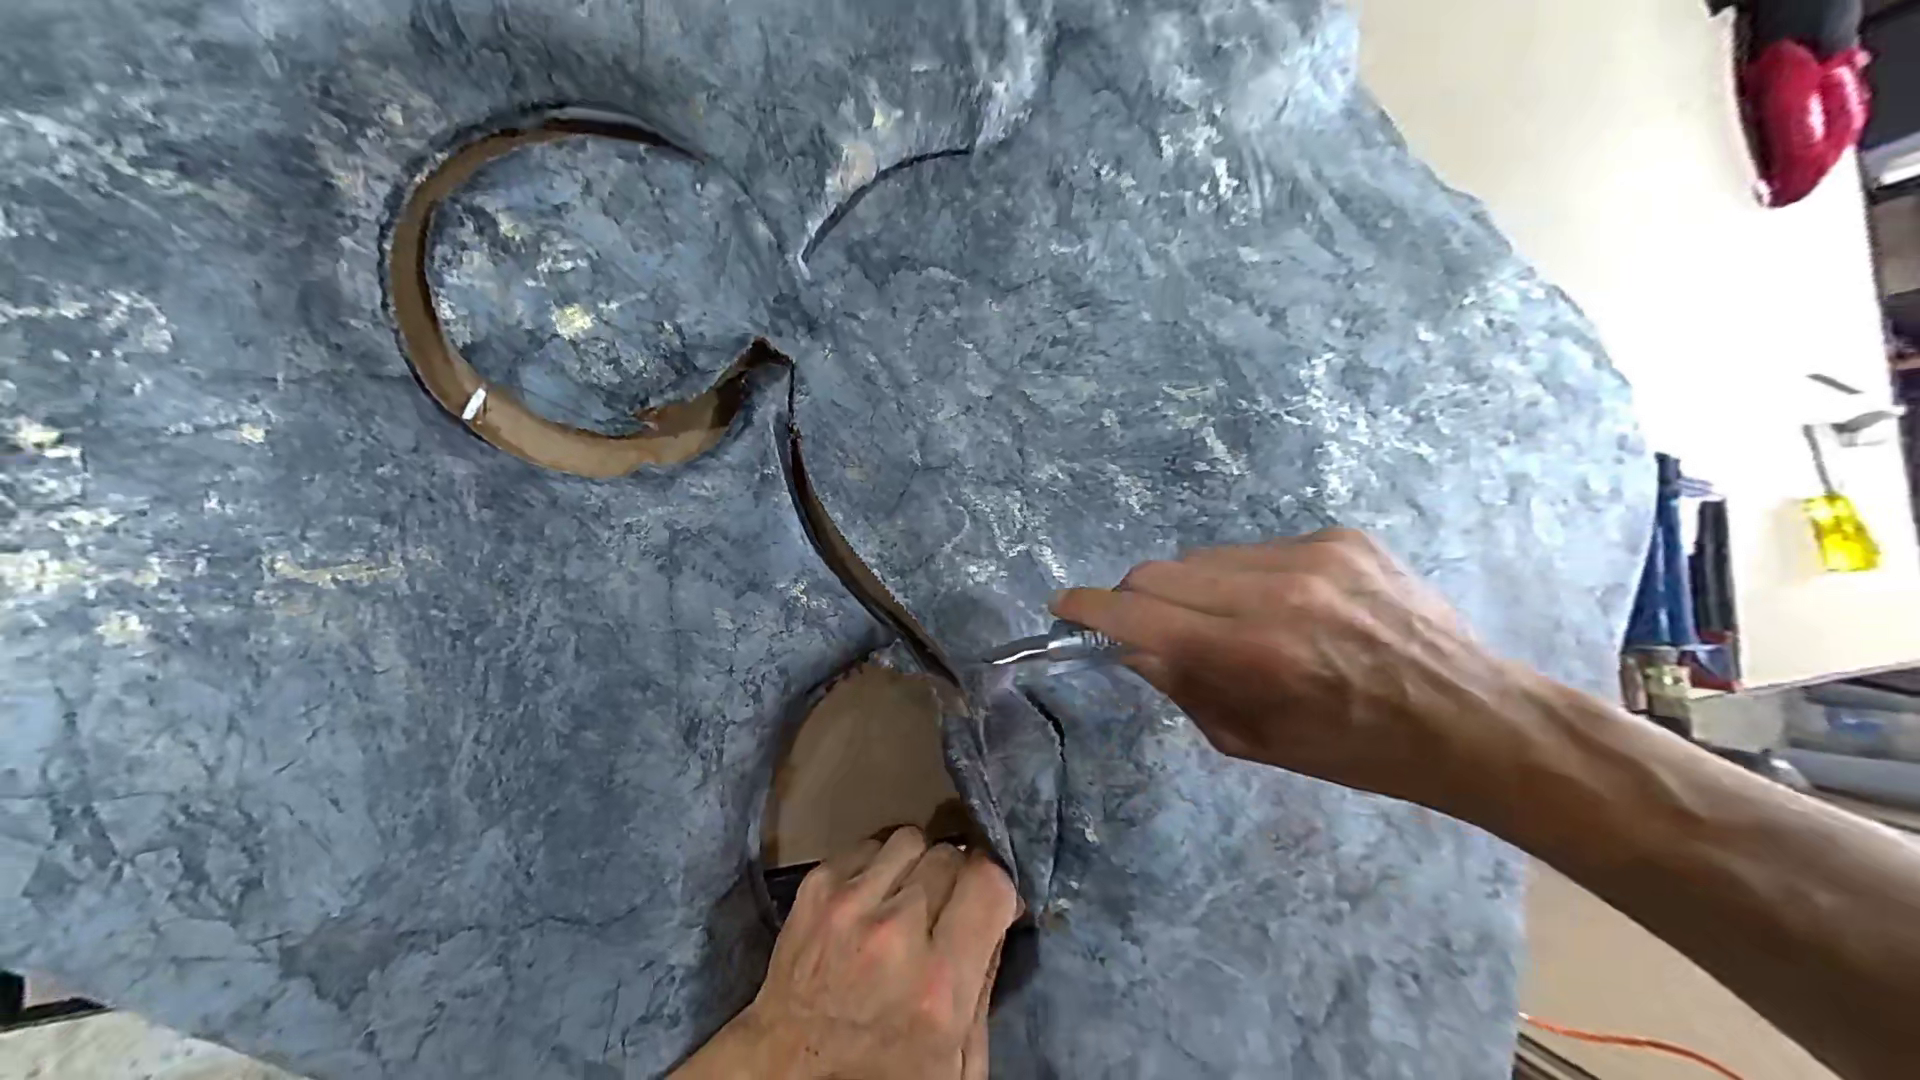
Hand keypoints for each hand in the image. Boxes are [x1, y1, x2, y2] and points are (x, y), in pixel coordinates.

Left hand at [675, 827, 1018, 1079]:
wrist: (786, 1075)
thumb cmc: (883, 1075)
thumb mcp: (958, 1059)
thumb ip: (986, 976)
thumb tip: (1002, 904)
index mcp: (938, 984)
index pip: (989, 880)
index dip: (996, 884)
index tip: (990, 898)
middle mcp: (894, 933)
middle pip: (949, 854)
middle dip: (956, 877)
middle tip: (944, 909)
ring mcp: (848, 904)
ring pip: (910, 838)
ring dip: (916, 864)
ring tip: (907, 898)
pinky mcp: (815, 888)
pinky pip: (869, 844)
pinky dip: (878, 864)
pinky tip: (873, 898)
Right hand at [1053, 528, 1541, 817]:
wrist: (1472, 717)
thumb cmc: (1355, 750)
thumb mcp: (1252, 741)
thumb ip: (1180, 685)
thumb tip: (1129, 645)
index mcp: (1254, 653)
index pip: (1139, 612)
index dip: (1090, 608)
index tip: (1064, 607)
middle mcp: (1277, 590)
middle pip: (1159, 571)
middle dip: (1136, 599)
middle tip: (1147, 627)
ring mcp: (1312, 553)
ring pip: (1204, 557)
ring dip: (1192, 588)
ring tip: (1229, 622)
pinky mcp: (1341, 535)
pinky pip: (1256, 549)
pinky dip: (1244, 578)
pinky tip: (1284, 608)